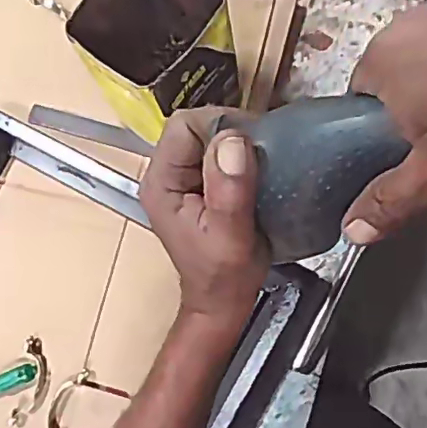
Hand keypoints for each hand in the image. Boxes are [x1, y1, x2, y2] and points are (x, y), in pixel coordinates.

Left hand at [140, 108, 269, 322]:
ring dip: (240, 145)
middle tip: (264, 155)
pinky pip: (220, 155)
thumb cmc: (224, 277)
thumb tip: (233, 140)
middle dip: (233, 133)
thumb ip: (229, 190)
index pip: (185, 125)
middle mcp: (167, 175)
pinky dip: (242, 157)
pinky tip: (258, 171)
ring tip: (264, 163)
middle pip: (197, 127)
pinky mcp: (201, 185)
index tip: (253, 145)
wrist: (222, 301)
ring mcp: (183, 180)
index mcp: (162, 183)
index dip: (221, 125)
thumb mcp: (230, 236)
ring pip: (211, 138)